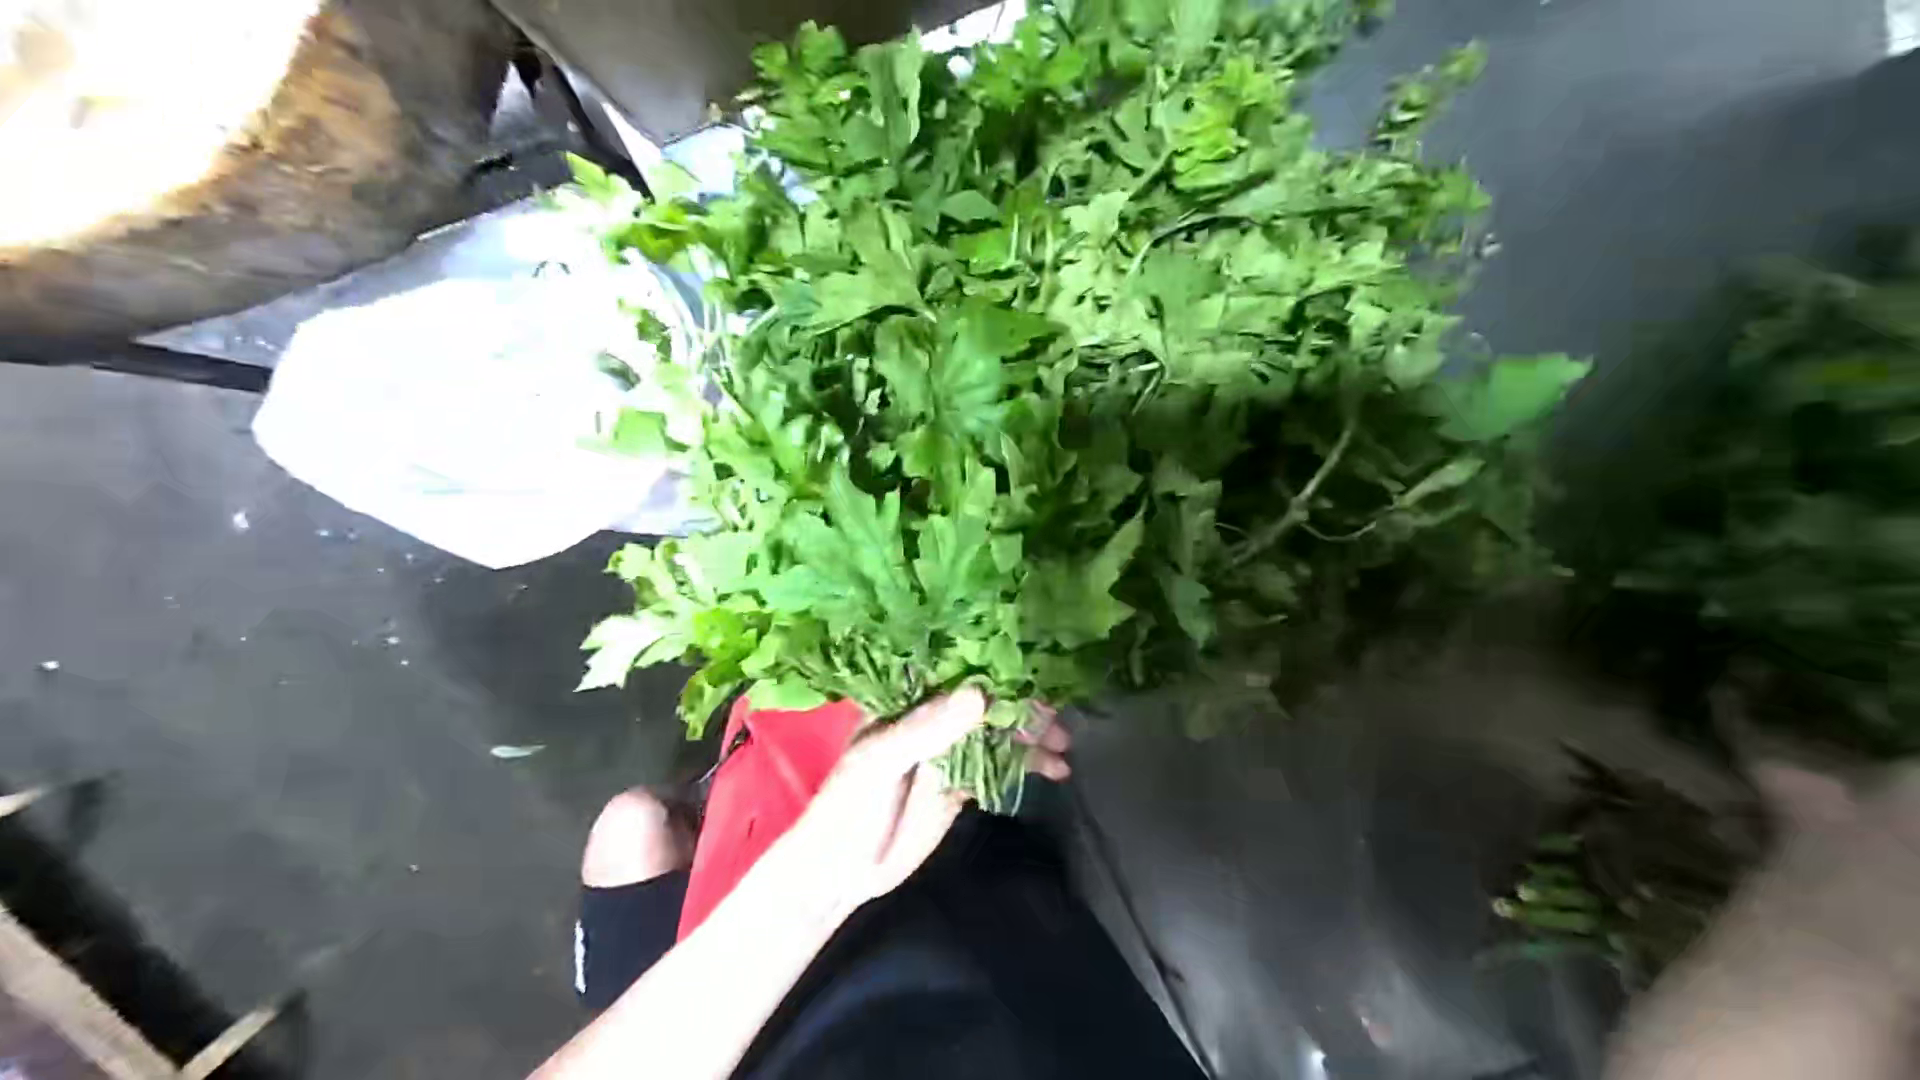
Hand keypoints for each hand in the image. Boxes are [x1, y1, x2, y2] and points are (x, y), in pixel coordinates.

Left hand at [783, 688, 1074, 912]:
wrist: (843, 871)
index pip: (954, 668)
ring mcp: (950, 747)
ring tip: (1063, 743)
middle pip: (985, 697)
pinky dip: (1029, 763)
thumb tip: (978, 694)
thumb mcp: (880, 762)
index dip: (992, 663)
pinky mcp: (964, 779)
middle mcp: (933, 714)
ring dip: (1031, 733)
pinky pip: (1002, 763)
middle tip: (1056, 711)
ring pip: (999, 729)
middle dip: (1021, 701)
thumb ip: (925, 730)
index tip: (1031, 664)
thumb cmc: (848, 805)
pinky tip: (1056, 769)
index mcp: (907, 699)